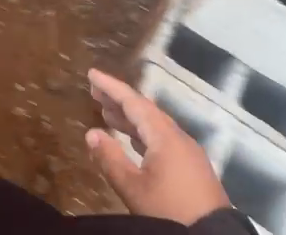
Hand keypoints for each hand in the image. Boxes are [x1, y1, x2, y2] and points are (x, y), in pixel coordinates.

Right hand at [84, 69, 230, 225]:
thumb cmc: (169, 210)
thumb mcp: (133, 188)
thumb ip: (110, 159)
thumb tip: (91, 133)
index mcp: (165, 137)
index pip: (134, 102)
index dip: (111, 87)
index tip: (92, 74)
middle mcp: (179, 138)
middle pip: (146, 111)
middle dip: (120, 100)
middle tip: (95, 92)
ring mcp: (190, 154)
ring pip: (156, 126)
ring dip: (132, 119)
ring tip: (108, 115)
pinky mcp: (195, 169)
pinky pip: (165, 140)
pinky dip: (144, 134)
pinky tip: (134, 142)